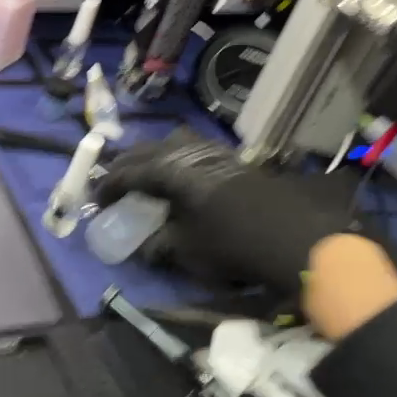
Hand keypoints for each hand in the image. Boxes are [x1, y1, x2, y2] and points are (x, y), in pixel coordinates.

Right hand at [93, 130, 366, 296]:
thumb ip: (159, 245)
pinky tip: (179, 179)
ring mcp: (214, 153)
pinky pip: (191, 152)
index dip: (109, 186)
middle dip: (126, 166)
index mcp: (172, 171)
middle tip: (113, 185)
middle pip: (147, 151)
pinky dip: (175, 161)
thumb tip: (143, 245)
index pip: (129, 172)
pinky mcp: (233, 161)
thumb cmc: (236, 246)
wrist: (299, 240)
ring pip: (171, 144)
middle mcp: (189, 153)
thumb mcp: (189, 251)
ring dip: (152, 158)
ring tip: (144, 177)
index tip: (97, 200)